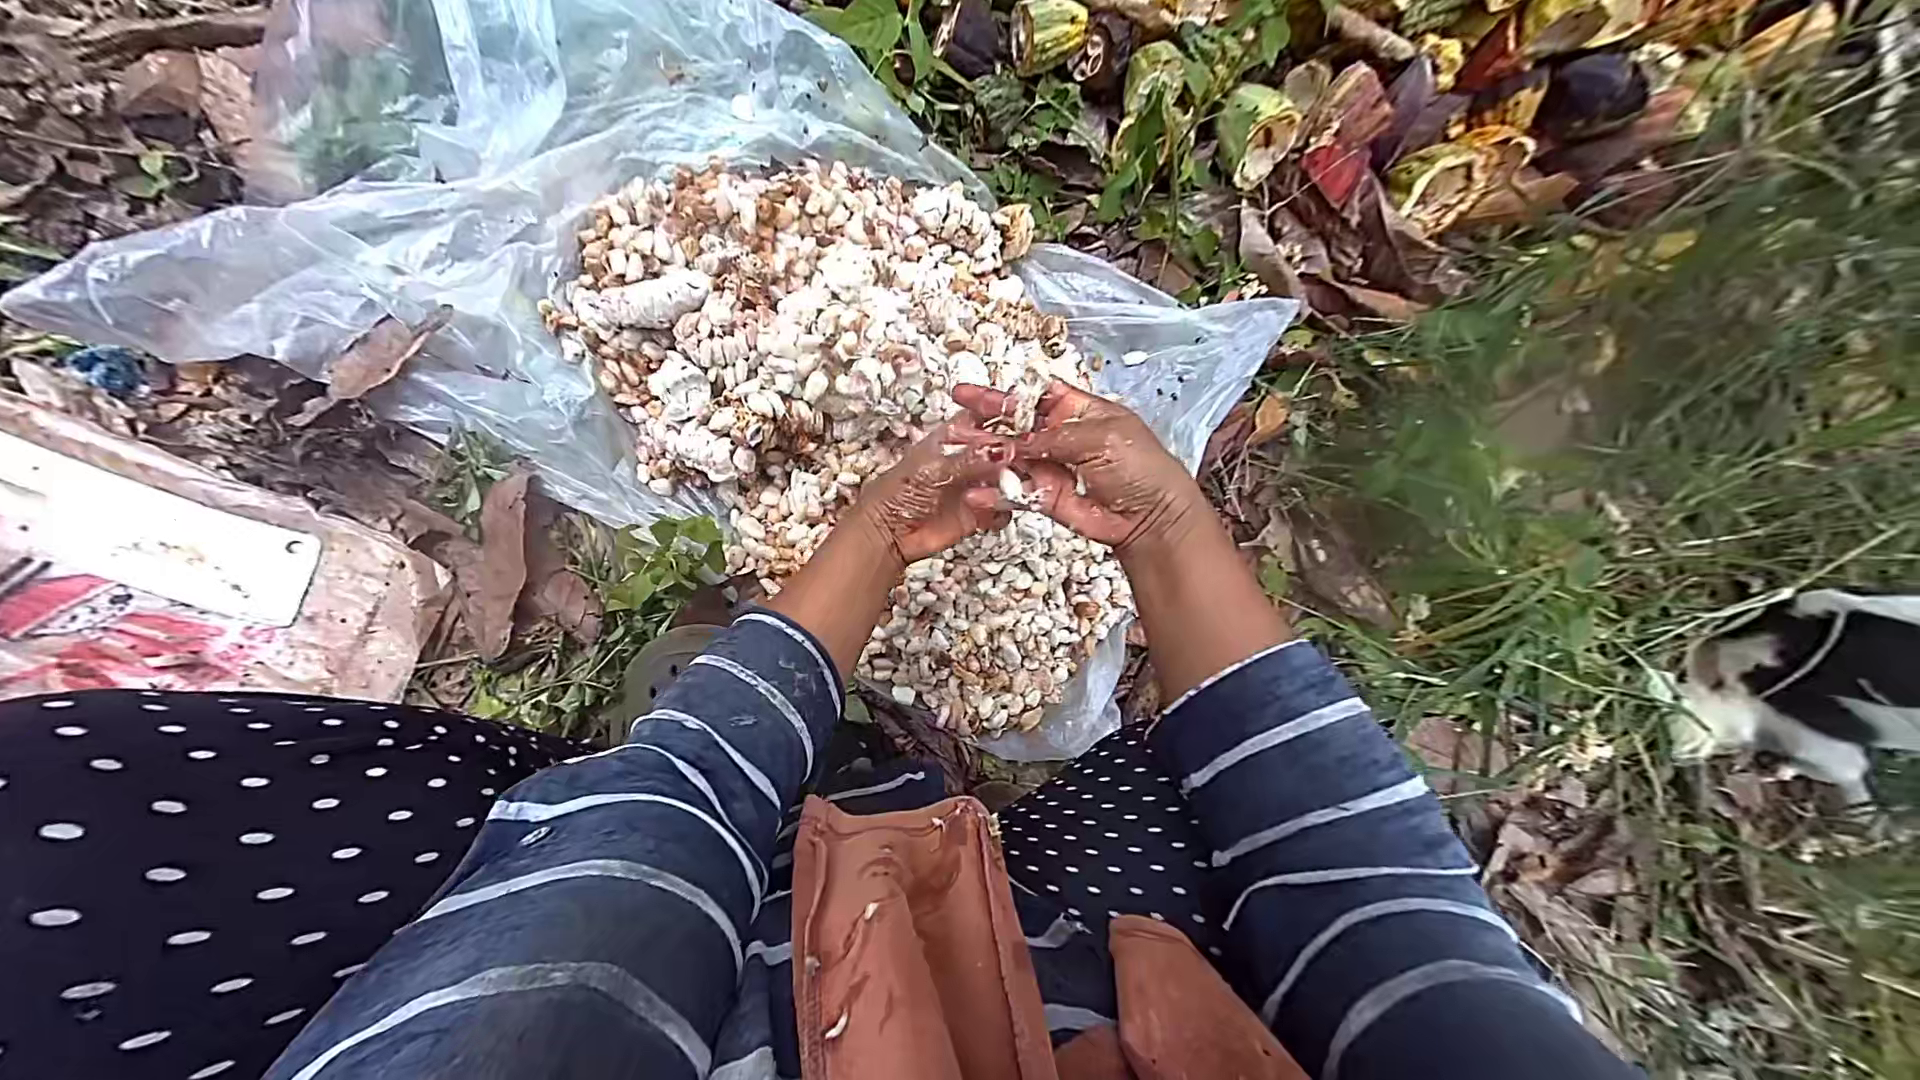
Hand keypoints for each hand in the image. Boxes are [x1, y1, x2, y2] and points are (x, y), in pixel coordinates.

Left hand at [849, 418, 1015, 564]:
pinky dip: (1005, 509)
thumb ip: (969, 460)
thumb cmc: (899, 493)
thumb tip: (1002, 449)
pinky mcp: (980, 512)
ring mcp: (977, 485)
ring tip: (1006, 490)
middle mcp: (970, 458)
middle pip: (1004, 450)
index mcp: (955, 437)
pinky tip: (995, 511)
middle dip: (1015, 456)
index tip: (1022, 425)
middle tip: (1021, 462)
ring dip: (1011, 484)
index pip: (987, 419)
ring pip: (1008, 479)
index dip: (1006, 420)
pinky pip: (1004, 508)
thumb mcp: (933, 469)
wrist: (889, 534)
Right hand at [951, 380, 1201, 556]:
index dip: (1002, 395)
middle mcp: (1058, 437)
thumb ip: (1051, 438)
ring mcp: (1049, 467)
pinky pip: (1014, 491)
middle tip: (954, 424)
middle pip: (1014, 426)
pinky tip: (976, 493)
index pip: (1032, 397)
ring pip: (1009, 459)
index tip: (969, 394)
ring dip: (983, 457)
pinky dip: (995, 494)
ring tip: (956, 455)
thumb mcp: (1098, 438)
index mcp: (1076, 411)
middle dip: (984, 424)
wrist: (1150, 517)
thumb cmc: (1139, 467)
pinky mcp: (1044, 496)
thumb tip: (1012, 441)